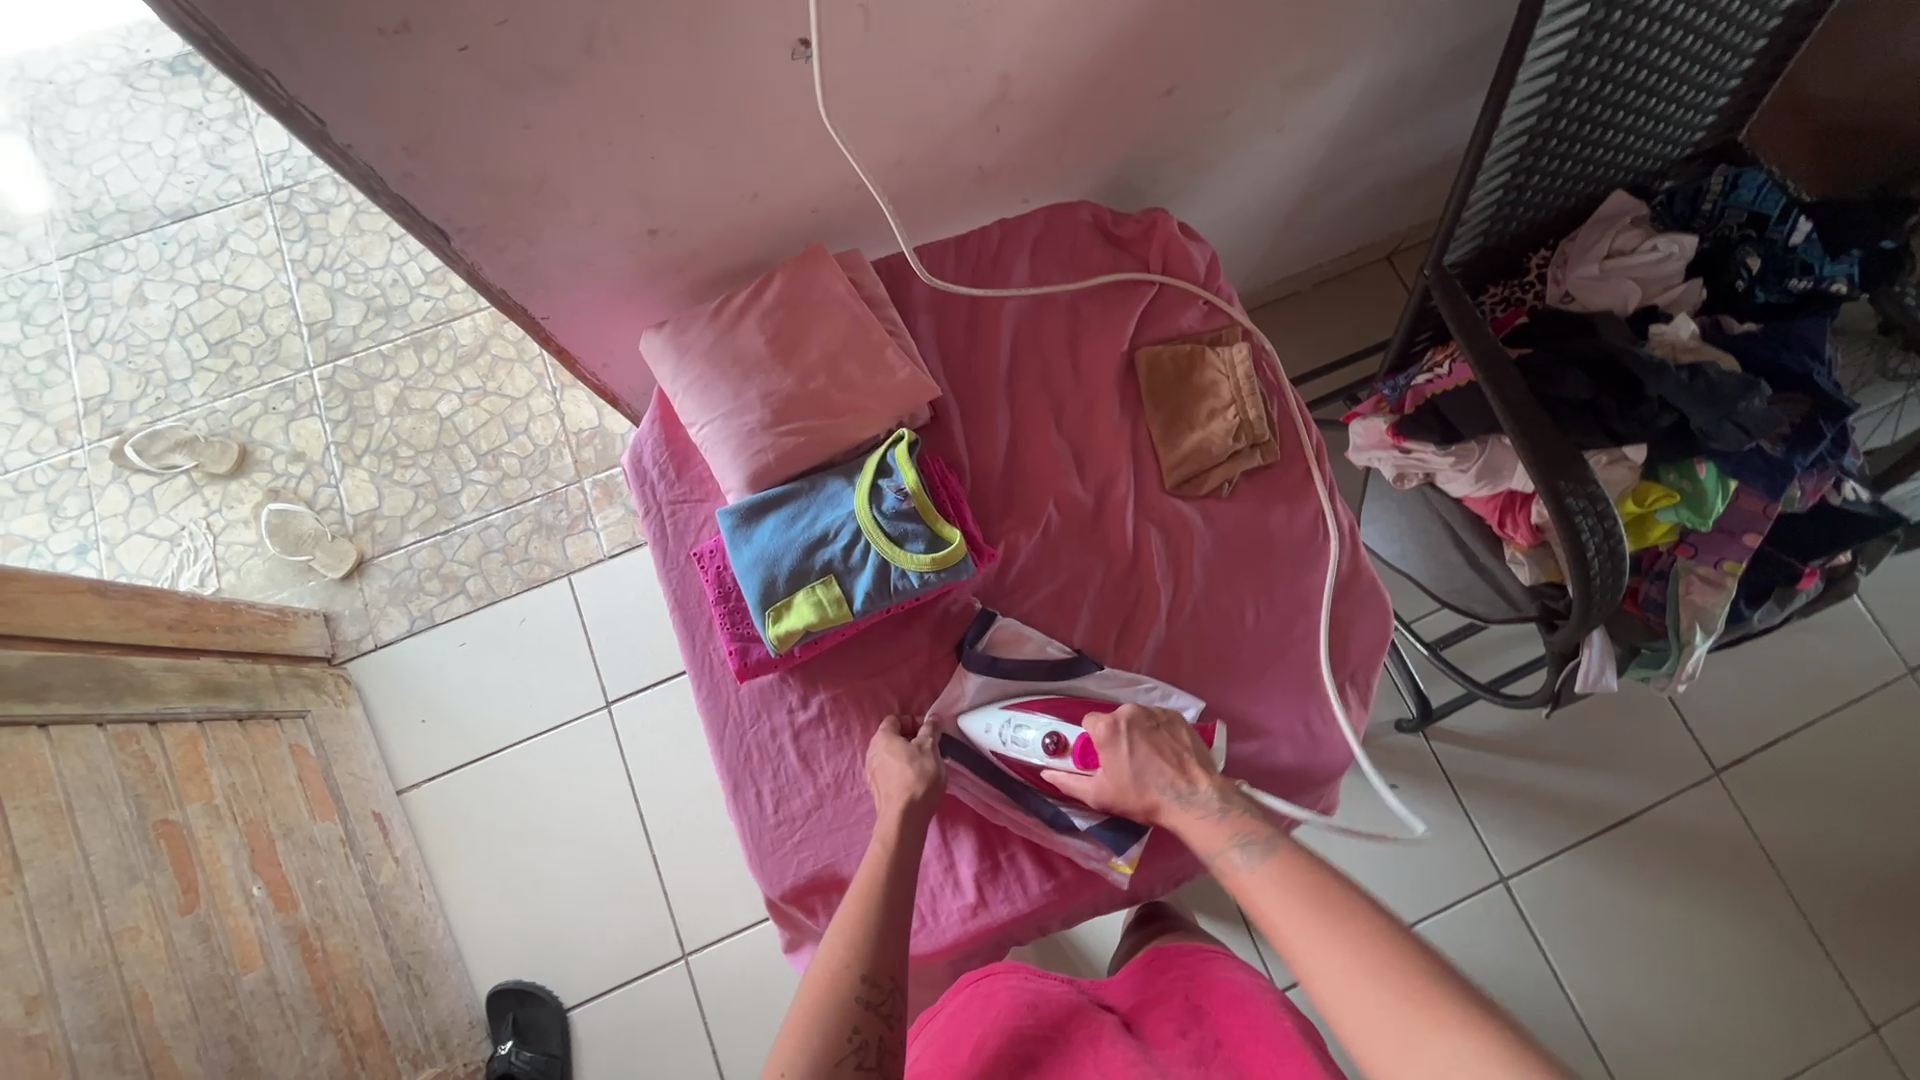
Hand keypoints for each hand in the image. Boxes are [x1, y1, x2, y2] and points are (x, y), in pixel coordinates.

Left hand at [866, 715, 945, 829]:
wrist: (904, 818)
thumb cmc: (917, 777)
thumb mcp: (930, 748)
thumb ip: (931, 729)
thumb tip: (933, 718)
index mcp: (882, 738)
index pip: (896, 719)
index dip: (914, 721)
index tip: (930, 731)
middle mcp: (871, 752)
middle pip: (893, 738)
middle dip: (912, 739)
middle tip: (931, 746)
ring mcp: (872, 773)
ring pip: (892, 756)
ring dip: (909, 756)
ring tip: (927, 764)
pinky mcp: (877, 790)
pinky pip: (891, 772)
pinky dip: (903, 771)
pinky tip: (918, 780)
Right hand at [1041, 704, 1232, 827]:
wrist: (1194, 799)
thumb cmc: (1142, 797)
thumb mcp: (1100, 796)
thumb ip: (1068, 782)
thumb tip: (1046, 772)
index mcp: (1107, 727)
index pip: (1089, 723)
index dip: (1093, 741)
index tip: (1103, 758)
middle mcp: (1129, 711)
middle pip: (1114, 720)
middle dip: (1117, 737)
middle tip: (1129, 762)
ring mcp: (1156, 711)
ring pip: (1138, 718)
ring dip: (1139, 733)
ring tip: (1151, 759)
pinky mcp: (1178, 716)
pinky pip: (1159, 720)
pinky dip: (1159, 732)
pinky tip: (1167, 753)